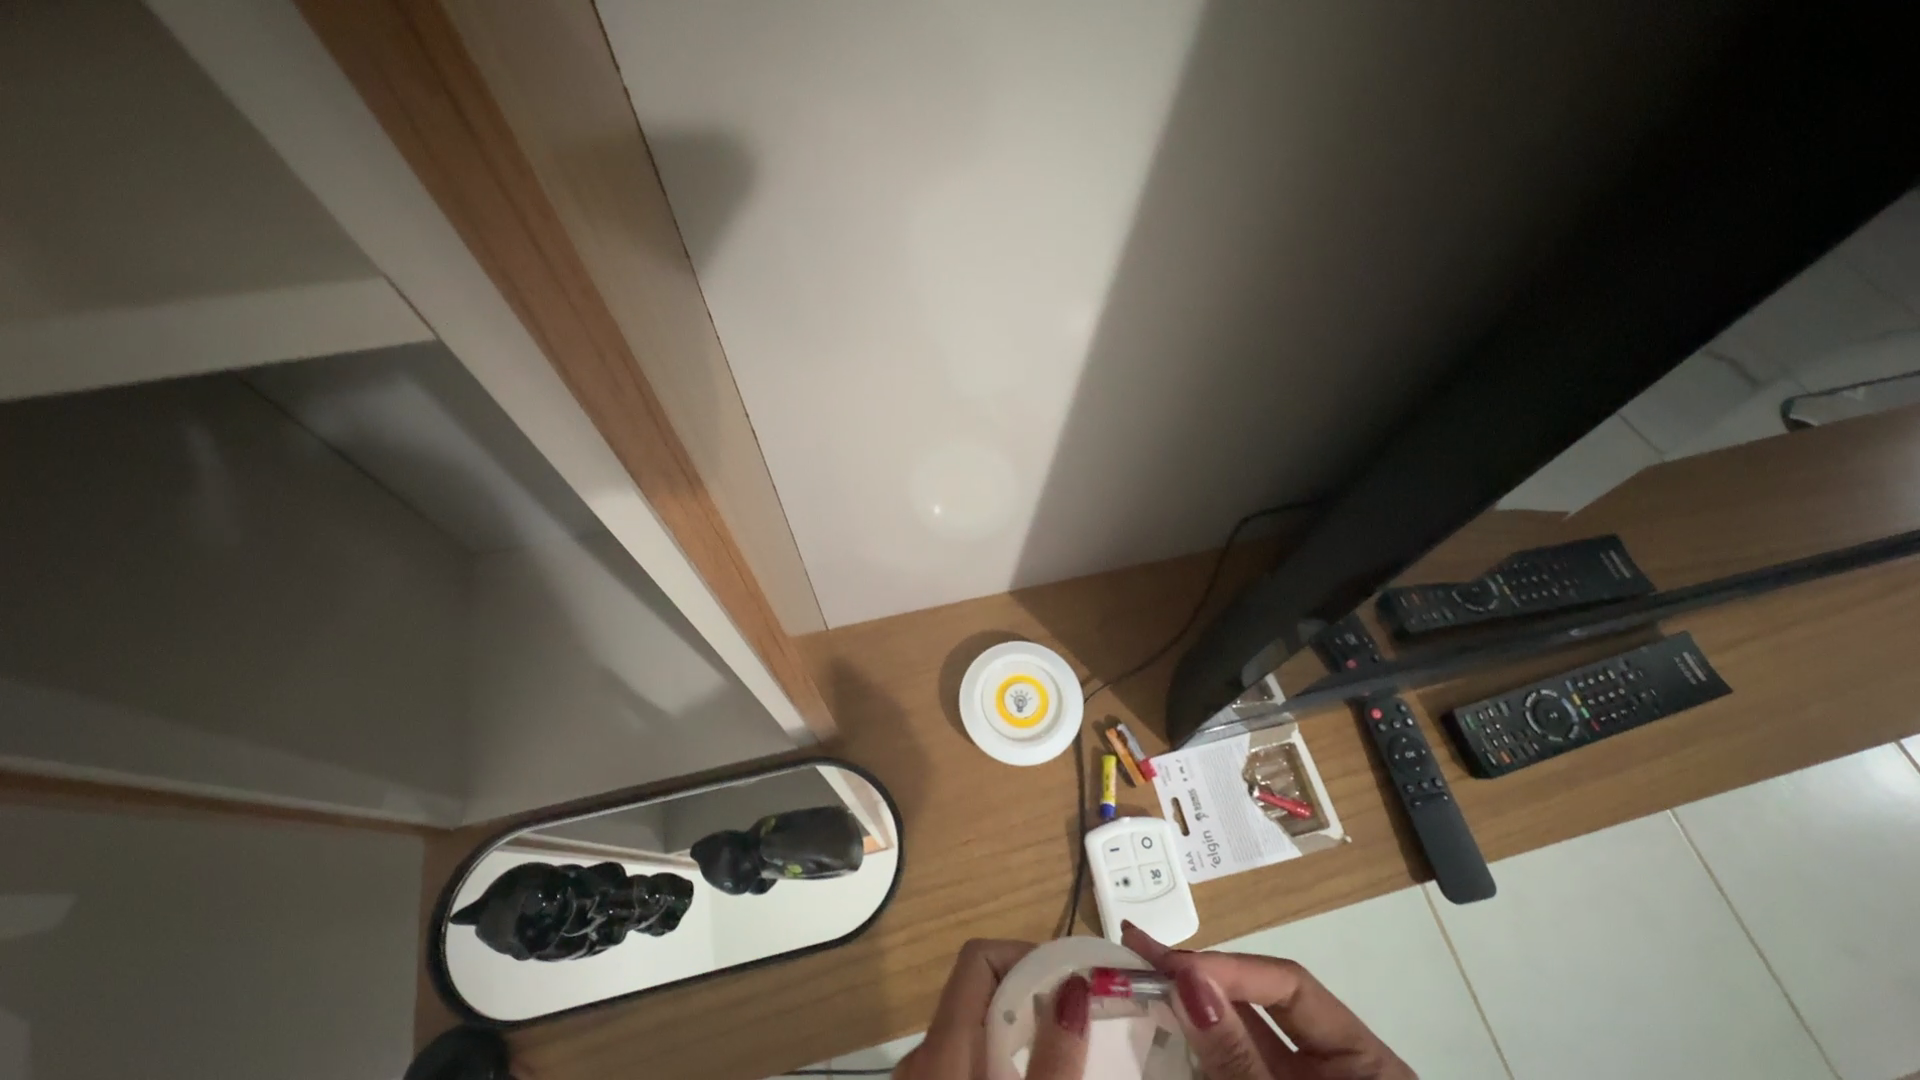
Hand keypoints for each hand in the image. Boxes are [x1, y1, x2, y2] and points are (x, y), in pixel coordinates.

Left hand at [895, 939, 1091, 1079]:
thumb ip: (1055, 1057)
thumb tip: (1075, 988)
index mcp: (941, 1045)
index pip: (979, 956)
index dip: (1028, 957)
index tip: (1073, 983)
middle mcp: (923, 1053)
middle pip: (979, 987)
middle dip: (1032, 990)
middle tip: (1078, 1017)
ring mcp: (922, 1078)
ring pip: (975, 1024)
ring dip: (1020, 1024)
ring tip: (1063, 1046)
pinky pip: (967, 1054)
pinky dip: (1002, 1052)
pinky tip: (1032, 1073)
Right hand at [1123, 924, 1413, 1079]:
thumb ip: (1239, 1056)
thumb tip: (1188, 979)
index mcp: (1366, 1062)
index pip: (1291, 984)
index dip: (1229, 968)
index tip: (1169, 965)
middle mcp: (1330, 1070)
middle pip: (1257, 1006)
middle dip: (1196, 977)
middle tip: (1135, 949)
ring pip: (1235, 1039)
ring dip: (1186, 1010)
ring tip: (1134, 978)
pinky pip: (1223, 1071)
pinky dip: (1191, 1053)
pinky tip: (1154, 1033)